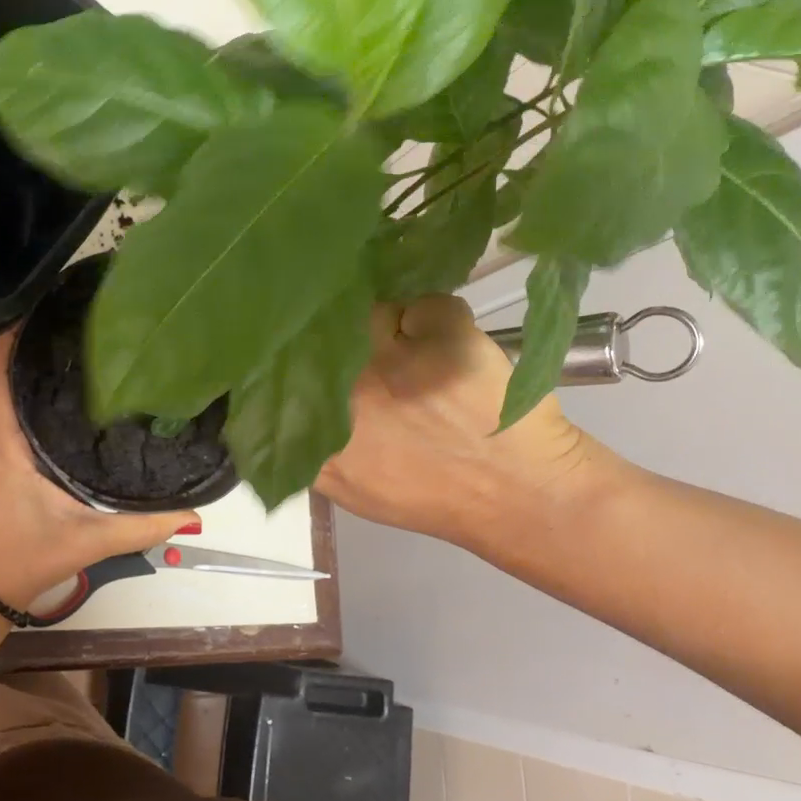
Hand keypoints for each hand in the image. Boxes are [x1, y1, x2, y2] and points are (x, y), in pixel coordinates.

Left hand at [0, 330, 198, 608]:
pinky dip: (17, 394)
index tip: (34, 307)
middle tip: (64, 321)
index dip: (5, 335)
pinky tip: (53, 392)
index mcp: (3, 446)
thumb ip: (142, 526)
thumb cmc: (29, 559)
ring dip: (19, 369)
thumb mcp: (91, 541)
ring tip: (64, 348)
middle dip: (20, 342)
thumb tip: (193, 512)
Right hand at [316, 295, 612, 545]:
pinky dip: (438, 320)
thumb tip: (288, 399)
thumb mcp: (344, 485)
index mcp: (315, 433)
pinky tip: (451, 352)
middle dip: (344, 340)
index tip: (318, 368)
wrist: (515, 495)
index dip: (299, 362)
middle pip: (327, 334)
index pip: (285, 375)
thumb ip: (306, 444)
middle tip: (372, 359)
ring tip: (416, 358)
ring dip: (391, 326)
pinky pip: (426, 304)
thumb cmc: (427, 496)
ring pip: (374, 310)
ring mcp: (394, 361)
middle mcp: (346, 392)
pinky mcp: (444, 338)